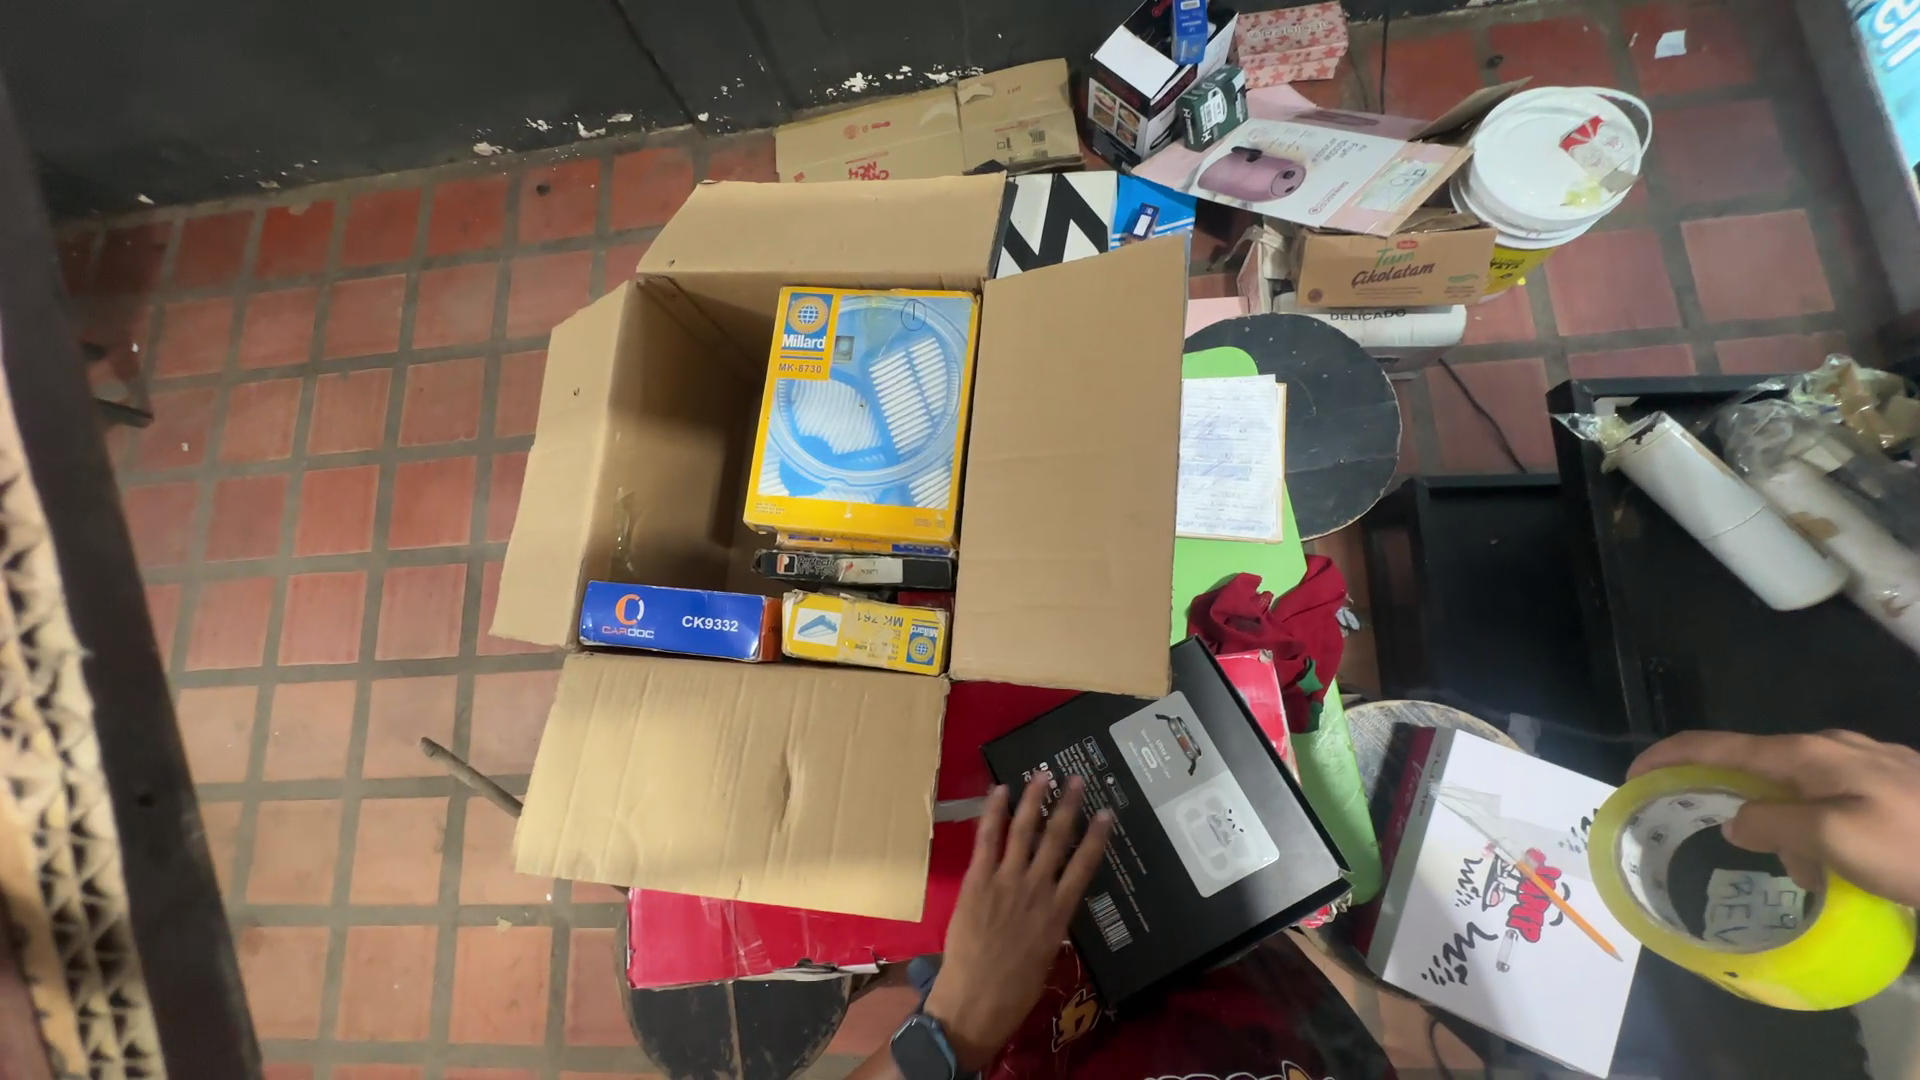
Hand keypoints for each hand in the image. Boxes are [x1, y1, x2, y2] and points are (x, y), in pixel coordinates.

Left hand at [922, 776, 1113, 1071]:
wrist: (975, 1003)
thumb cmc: (1015, 990)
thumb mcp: (1047, 954)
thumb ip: (1051, 920)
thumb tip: (1054, 898)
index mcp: (1059, 912)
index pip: (1084, 866)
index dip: (1097, 837)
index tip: (1107, 812)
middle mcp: (1037, 889)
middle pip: (1057, 838)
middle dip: (1068, 805)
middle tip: (1077, 779)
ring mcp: (1006, 880)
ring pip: (1024, 829)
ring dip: (1034, 799)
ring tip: (1043, 775)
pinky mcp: (978, 879)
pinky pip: (987, 837)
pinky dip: (994, 811)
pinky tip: (1000, 790)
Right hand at [1629, 729, 1919, 906]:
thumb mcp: (1834, 842)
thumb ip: (1770, 826)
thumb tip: (1738, 825)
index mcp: (1804, 754)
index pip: (1709, 745)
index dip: (1663, 758)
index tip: (1632, 779)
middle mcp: (1831, 748)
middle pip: (1754, 765)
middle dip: (1734, 802)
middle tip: (1737, 847)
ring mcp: (1873, 764)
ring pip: (1800, 786)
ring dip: (1788, 824)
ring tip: (1814, 873)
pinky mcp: (1906, 786)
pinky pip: (1839, 798)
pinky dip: (1824, 828)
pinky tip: (1855, 864)